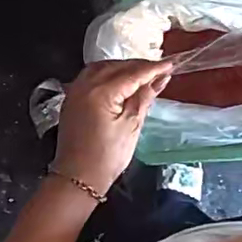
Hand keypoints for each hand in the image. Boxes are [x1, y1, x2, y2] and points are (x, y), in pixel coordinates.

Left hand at [52, 59, 173, 193]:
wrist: (78, 177)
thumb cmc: (107, 156)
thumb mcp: (131, 126)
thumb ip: (144, 97)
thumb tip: (160, 79)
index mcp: (101, 92)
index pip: (132, 74)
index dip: (153, 68)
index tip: (170, 64)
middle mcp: (85, 85)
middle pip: (116, 67)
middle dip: (138, 66)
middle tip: (159, 70)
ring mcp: (75, 90)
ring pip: (102, 68)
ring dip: (122, 67)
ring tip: (141, 73)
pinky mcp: (72, 98)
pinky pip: (91, 76)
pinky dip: (107, 74)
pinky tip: (119, 80)